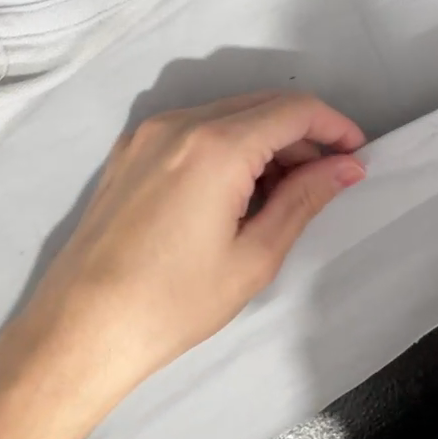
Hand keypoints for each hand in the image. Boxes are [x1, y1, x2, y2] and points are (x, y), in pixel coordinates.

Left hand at [0, 92, 366, 438]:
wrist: (80, 331)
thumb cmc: (176, 302)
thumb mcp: (256, 255)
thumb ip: (306, 198)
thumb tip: (347, 167)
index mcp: (215, 145)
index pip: (294, 110)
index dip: (335, 127)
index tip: (358, 155)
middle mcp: (178, 123)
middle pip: (262, 107)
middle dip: (304, 137)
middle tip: (325, 183)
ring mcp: (146, 135)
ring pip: (229, 116)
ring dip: (267, 143)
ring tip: (283, 196)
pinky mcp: (129, 153)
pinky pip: (196, 131)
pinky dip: (231, 148)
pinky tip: (238, 194)